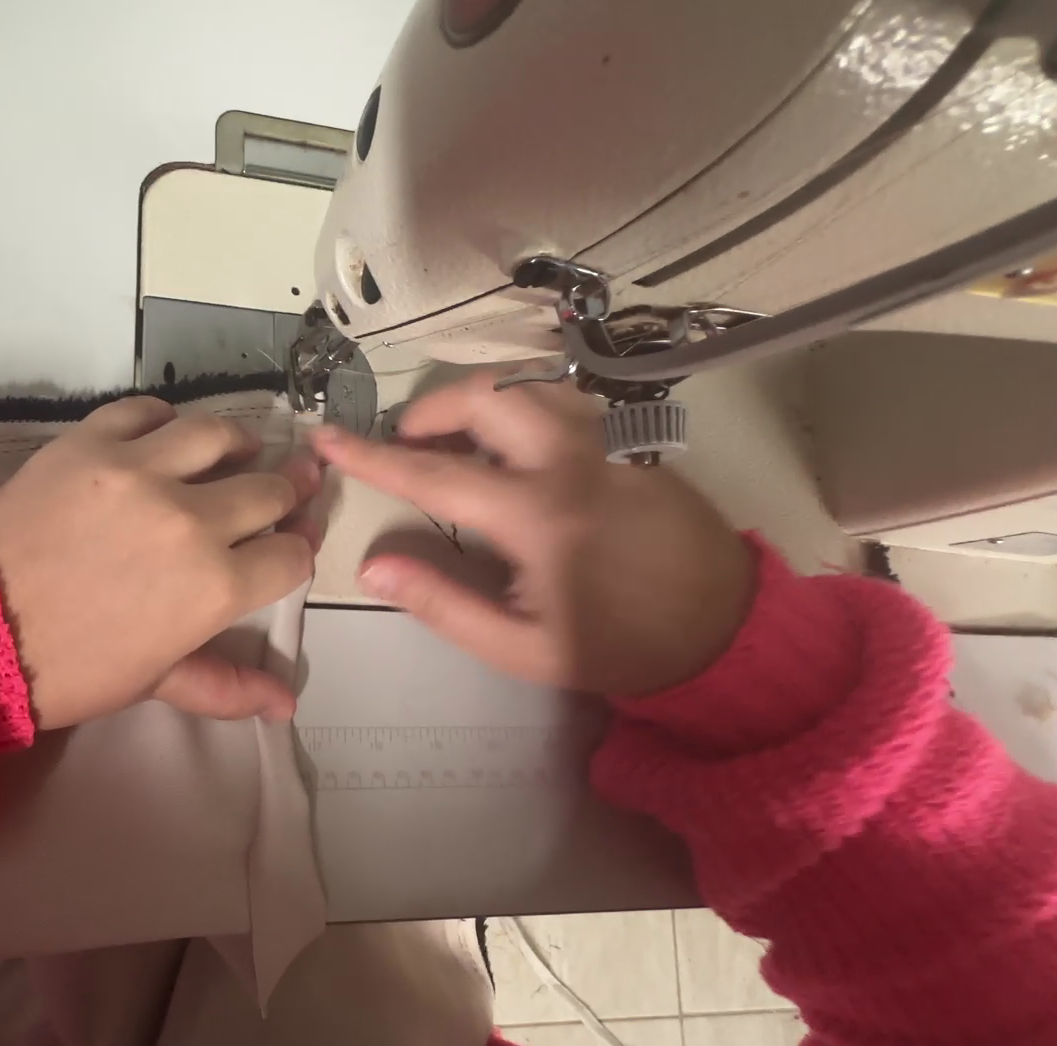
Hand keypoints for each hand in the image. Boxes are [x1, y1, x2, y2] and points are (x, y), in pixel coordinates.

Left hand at [0, 397, 318, 728]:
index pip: (291, 555)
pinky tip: (166, 438)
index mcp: (214, 588)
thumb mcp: (153, 682)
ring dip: (238, 443)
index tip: (287, 544)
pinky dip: (165, 421)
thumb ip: (226, 686)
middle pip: (269, 488)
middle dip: (286, 491)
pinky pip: (146, 411)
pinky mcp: (90, 442)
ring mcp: (139, 473)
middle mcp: (191, 520)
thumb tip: (287, 704)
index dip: (297, 549)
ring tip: (237, 450)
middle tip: (283, 488)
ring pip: (217, 434)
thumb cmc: (69, 667)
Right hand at [311, 374, 753, 695]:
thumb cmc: (617, 647)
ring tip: (454, 440)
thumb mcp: (520, 648)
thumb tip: (372, 566)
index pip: (434, 473)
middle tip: (407, 442)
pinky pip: (562, 398)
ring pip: (529, 385)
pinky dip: (519, 405)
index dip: (370, 455)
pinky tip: (511, 443)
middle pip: (486, 397)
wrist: (730, 633)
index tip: (326, 436)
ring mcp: (610, 442)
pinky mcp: (632, 440)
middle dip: (431, 408)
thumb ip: (442, 604)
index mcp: (540, 516)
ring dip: (477, 401)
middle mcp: (574, 461)